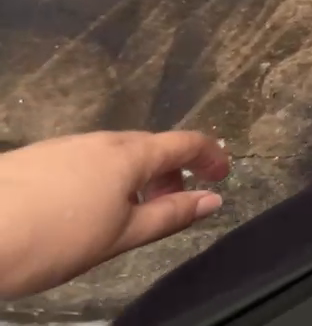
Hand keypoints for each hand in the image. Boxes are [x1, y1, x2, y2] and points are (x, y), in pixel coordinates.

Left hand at [0, 131, 229, 297]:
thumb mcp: (115, 237)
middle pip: (149, 148)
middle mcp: (102, 141)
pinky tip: (65, 209)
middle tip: (164, 203)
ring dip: (126, 177)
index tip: (220, 176)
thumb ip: (168, 216)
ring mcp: (58, 148)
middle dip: (166, 173)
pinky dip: (89, 179)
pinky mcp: (21, 161)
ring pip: (109, 155)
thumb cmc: (47, 238)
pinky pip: (73, 163)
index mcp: (133, 154)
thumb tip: (213, 200)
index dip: (211, 157)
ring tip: (112, 211)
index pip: (189, 143)